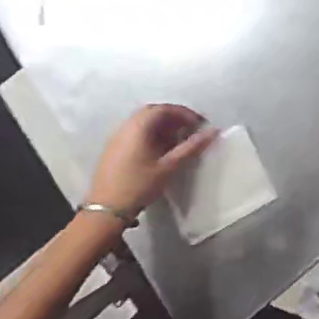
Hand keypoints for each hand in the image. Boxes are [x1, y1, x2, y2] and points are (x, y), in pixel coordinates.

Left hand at [84, 104, 219, 216]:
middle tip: (190, 129)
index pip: (164, 109)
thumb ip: (191, 147)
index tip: (200, 124)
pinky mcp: (114, 149)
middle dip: (174, 118)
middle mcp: (126, 126)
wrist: (106, 210)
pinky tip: (161, 150)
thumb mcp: (168, 167)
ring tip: (178, 140)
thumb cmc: (139, 185)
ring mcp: (117, 137)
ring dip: (163, 127)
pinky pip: (136, 132)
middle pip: (153, 112)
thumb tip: (213, 132)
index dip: (184, 113)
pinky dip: (152, 135)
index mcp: (139, 126)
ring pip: (143, 123)